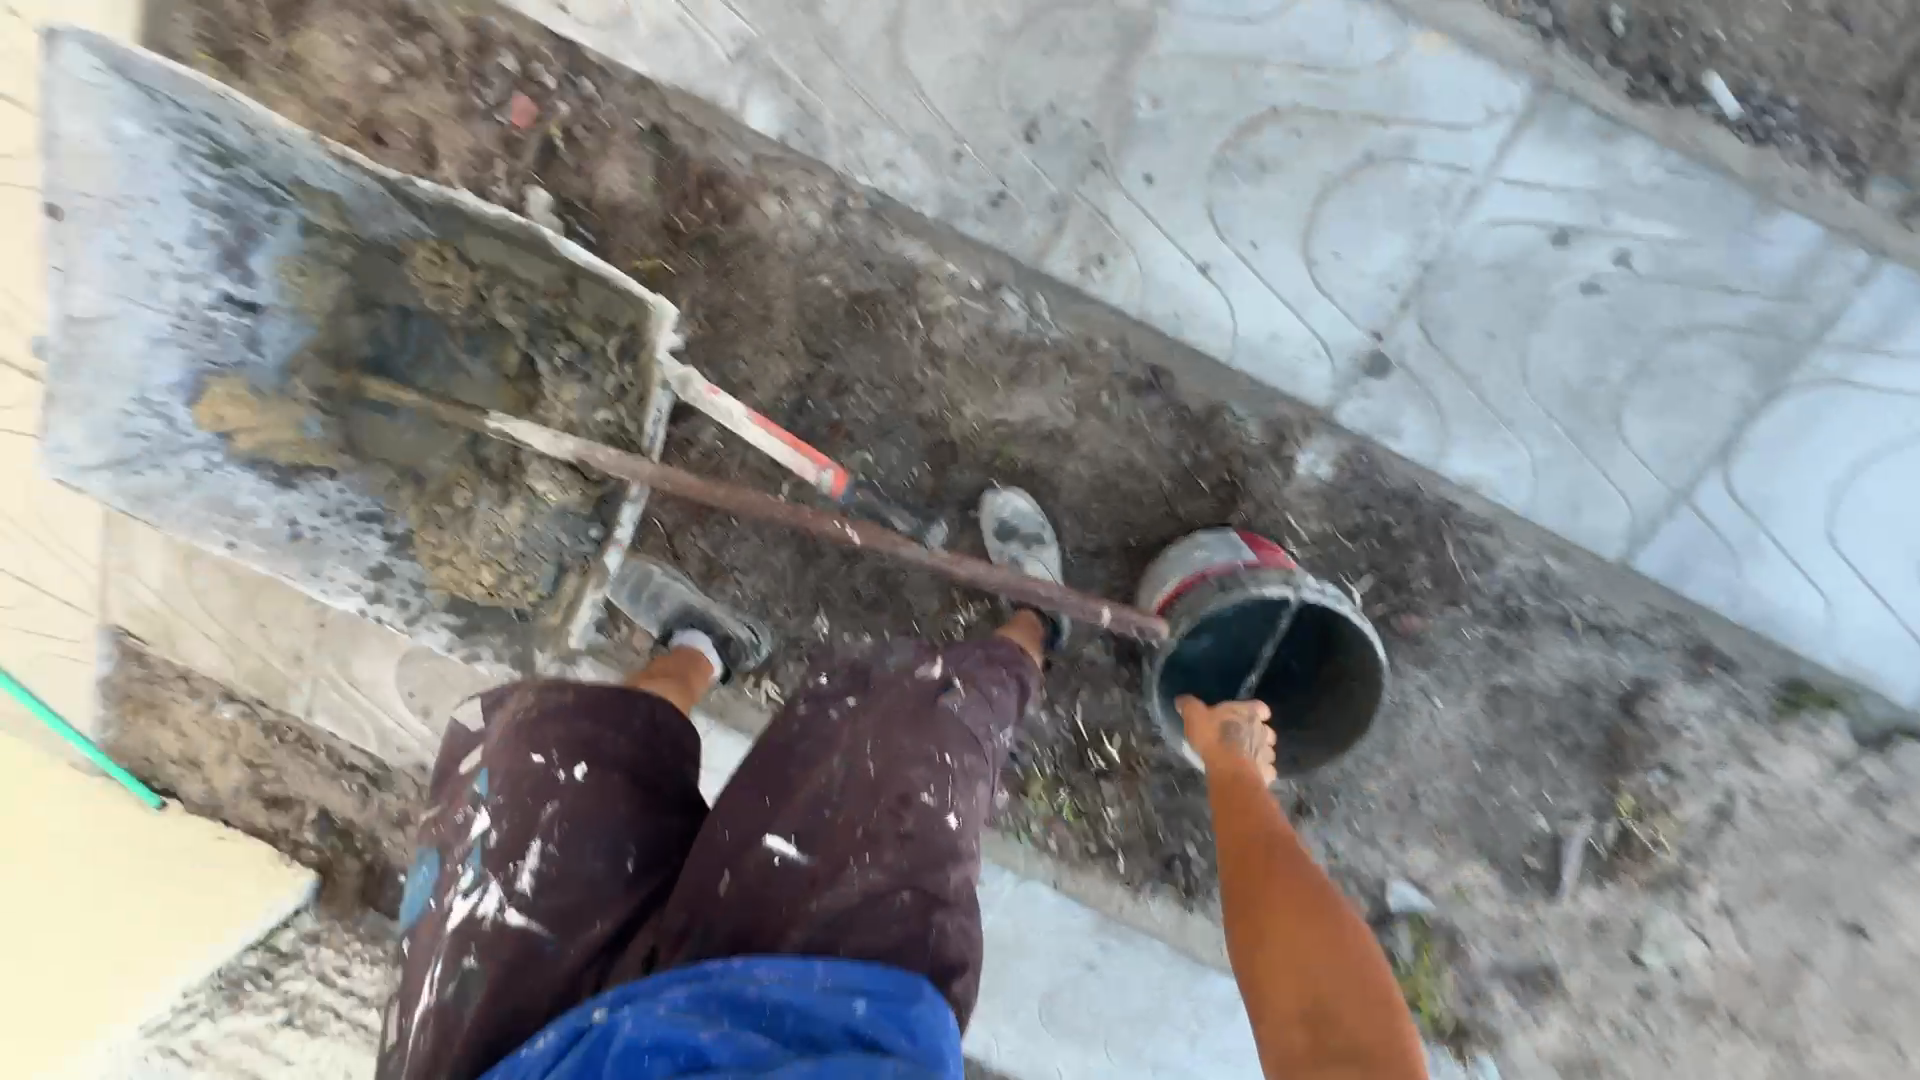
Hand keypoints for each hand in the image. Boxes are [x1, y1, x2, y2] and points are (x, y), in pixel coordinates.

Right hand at [1177, 696, 1277, 783]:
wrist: (1229, 770)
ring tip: (1244, 757)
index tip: (1246, 716)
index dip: (1255, 711)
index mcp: (1249, 713)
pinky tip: (1247, 773)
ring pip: (1268, 751)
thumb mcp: (1194, 715)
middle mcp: (1263, 731)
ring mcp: (1267, 753)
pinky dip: (1259, 771)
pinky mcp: (1267, 772)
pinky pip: (1266, 770)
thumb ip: (1189, 705)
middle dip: (1257, 733)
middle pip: (1266, 730)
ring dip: (1259, 752)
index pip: (1260, 708)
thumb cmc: (1214, 737)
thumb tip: (1181, 699)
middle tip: (1241, 738)